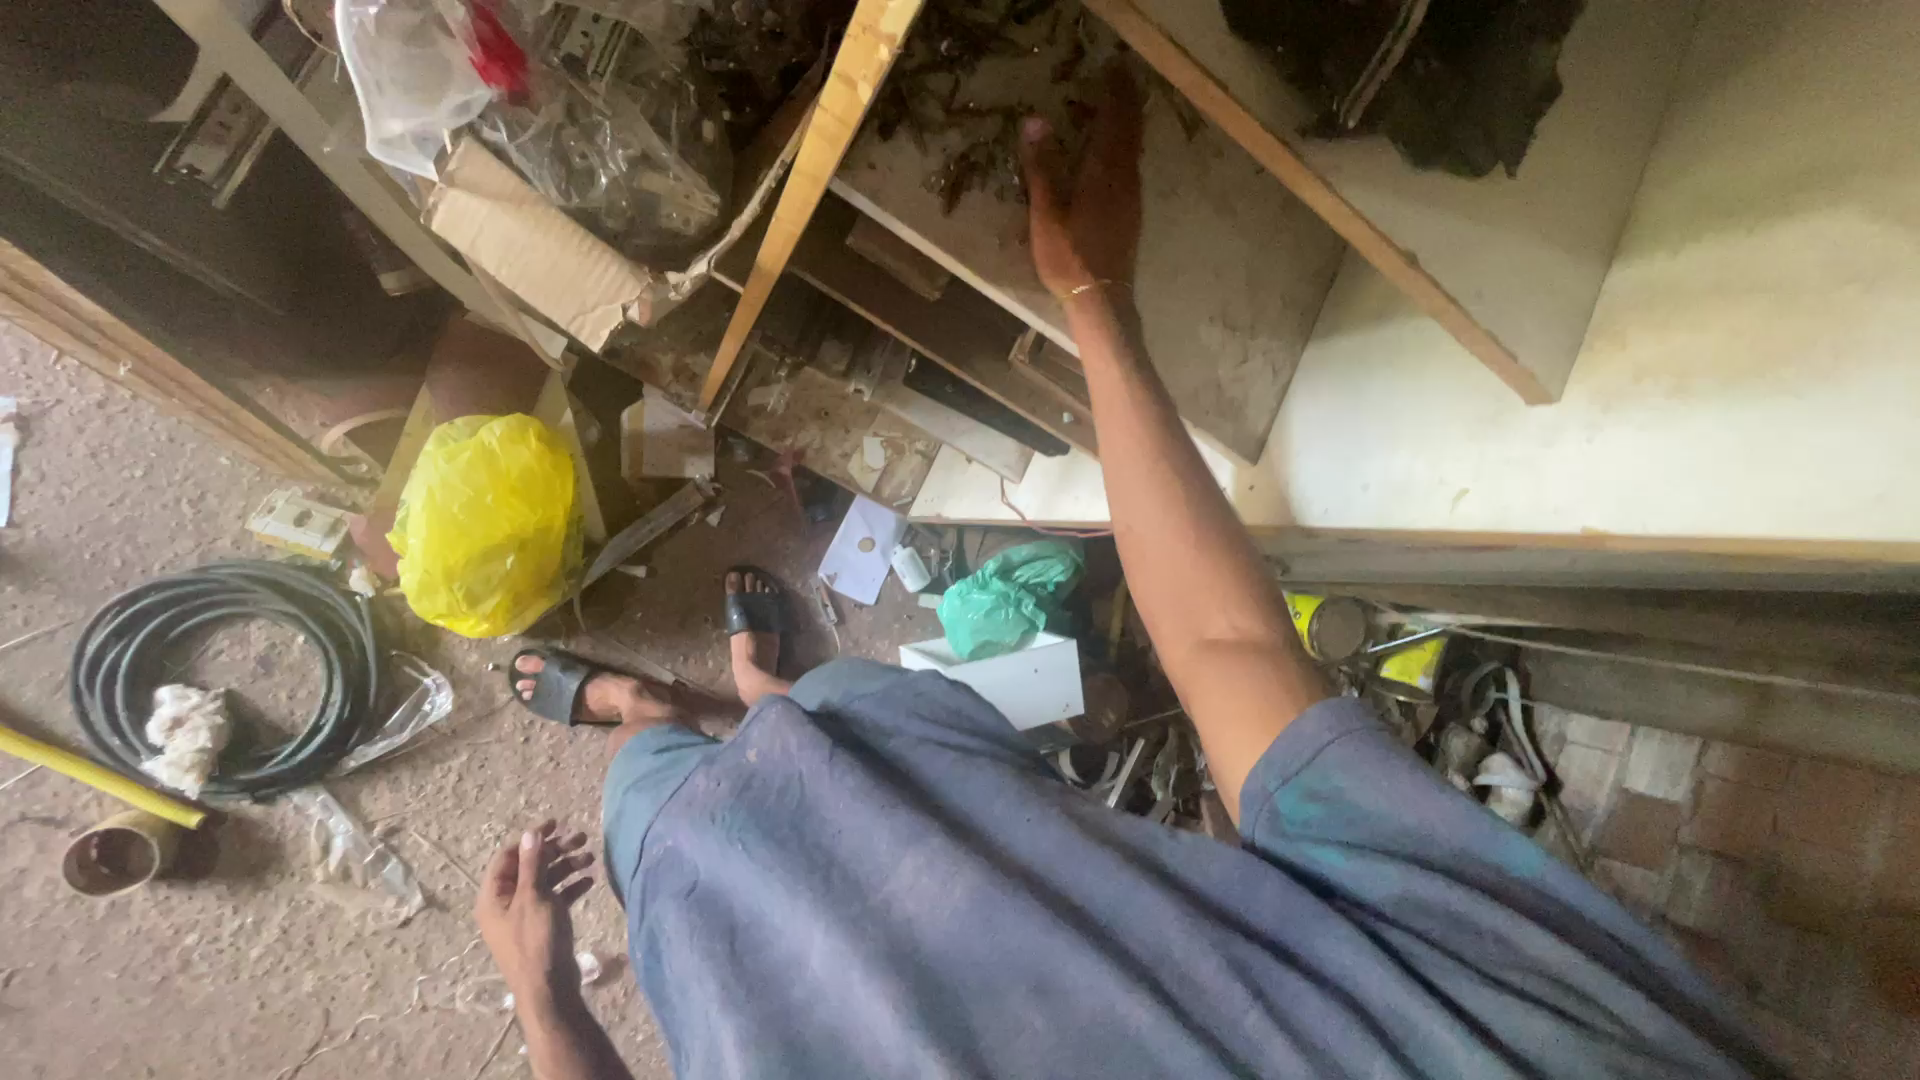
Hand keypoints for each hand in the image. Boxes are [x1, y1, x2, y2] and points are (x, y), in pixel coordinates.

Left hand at [474, 820, 596, 1009]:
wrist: (547, 987)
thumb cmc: (535, 940)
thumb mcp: (534, 897)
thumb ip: (532, 864)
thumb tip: (530, 833)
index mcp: (493, 896)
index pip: (508, 856)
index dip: (531, 838)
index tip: (557, 824)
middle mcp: (505, 903)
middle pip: (529, 865)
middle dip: (555, 850)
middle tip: (582, 838)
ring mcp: (524, 914)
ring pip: (545, 879)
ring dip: (567, 866)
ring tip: (591, 858)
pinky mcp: (541, 924)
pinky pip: (555, 896)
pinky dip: (570, 886)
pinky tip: (590, 881)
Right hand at [1019, 62, 1144, 302]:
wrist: (1101, 299)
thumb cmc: (1069, 257)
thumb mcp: (1046, 213)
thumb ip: (1041, 167)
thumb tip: (1034, 121)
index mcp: (1103, 172)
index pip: (1114, 120)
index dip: (1114, 93)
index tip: (1111, 70)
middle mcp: (1124, 179)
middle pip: (1130, 131)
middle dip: (1125, 105)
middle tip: (1119, 83)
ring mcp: (1131, 199)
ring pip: (1133, 151)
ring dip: (1128, 127)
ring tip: (1118, 112)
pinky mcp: (1131, 216)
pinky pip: (1131, 170)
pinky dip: (1125, 152)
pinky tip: (1116, 159)